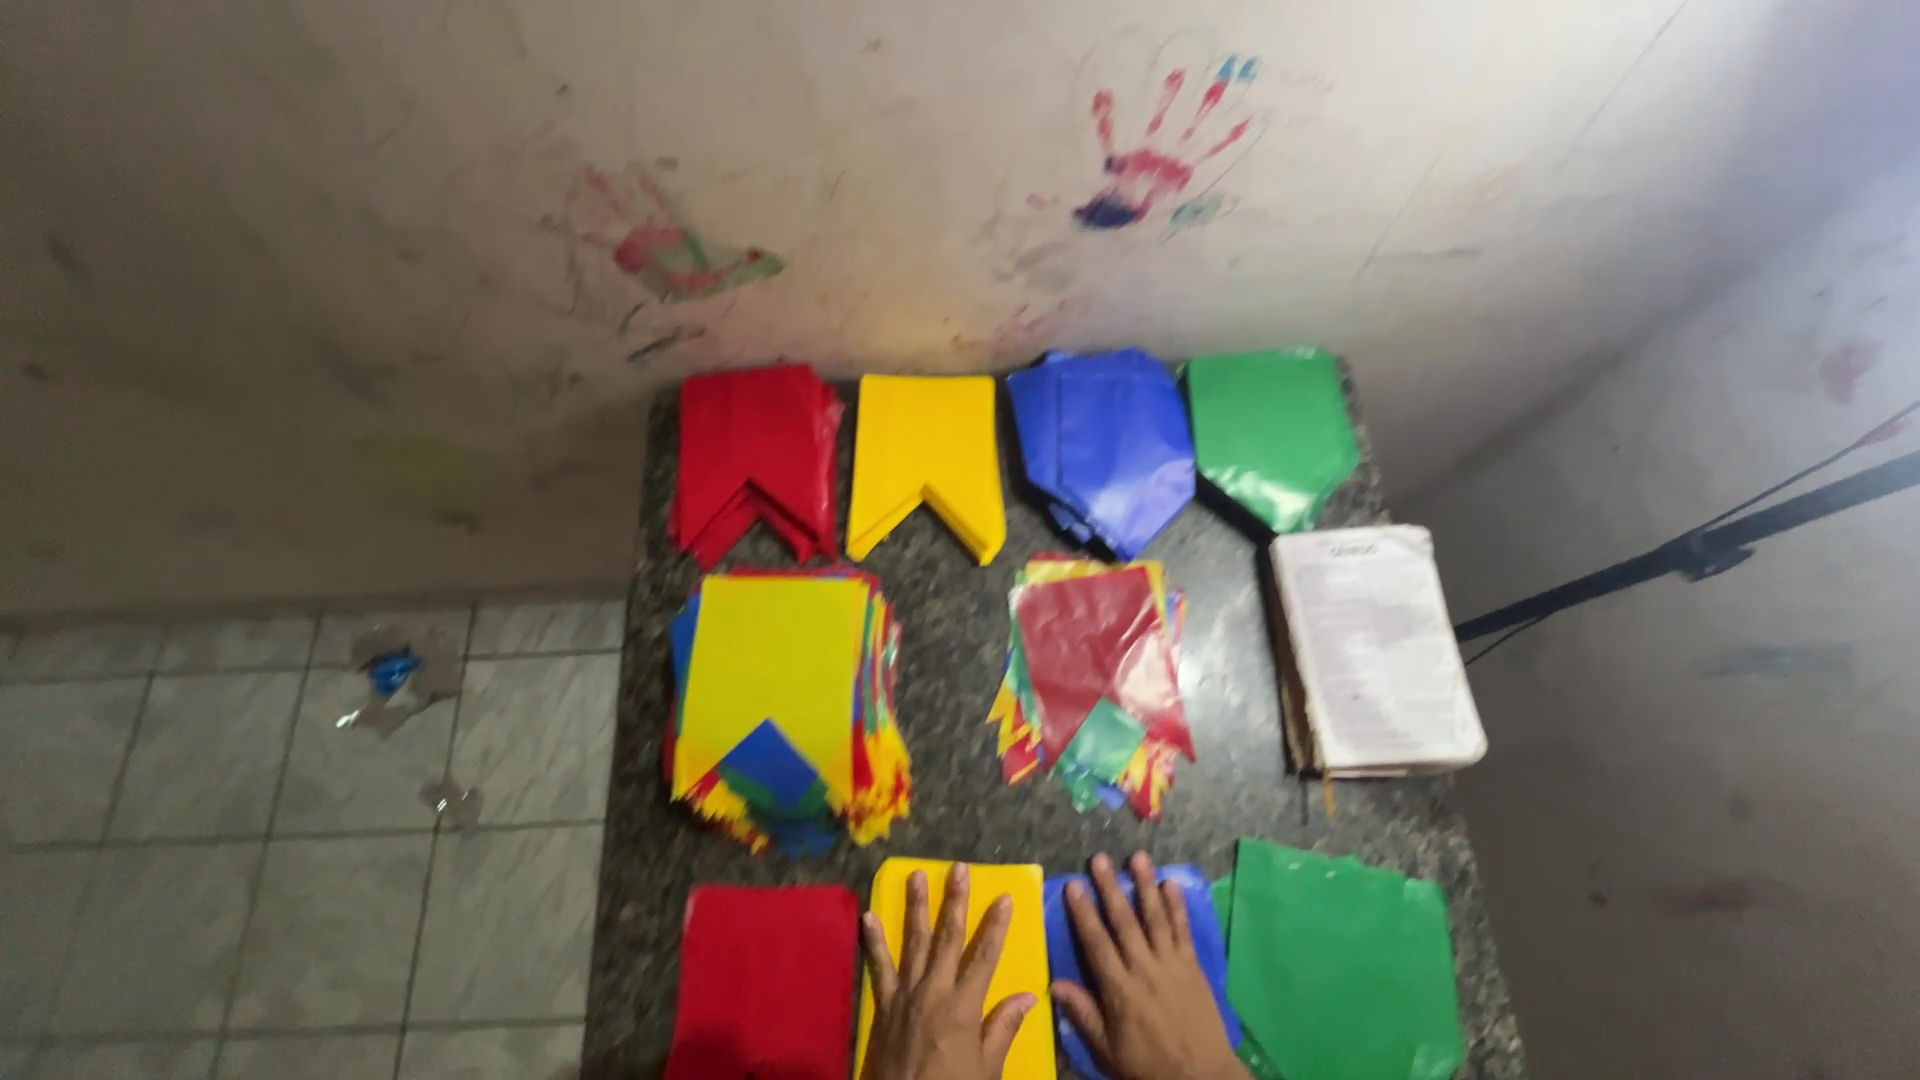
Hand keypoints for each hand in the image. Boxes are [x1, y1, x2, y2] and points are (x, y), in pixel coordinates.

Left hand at [861, 863, 1037, 1079]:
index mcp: (964, 1006)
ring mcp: (906, 994)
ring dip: (916, 906)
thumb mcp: (986, 1070)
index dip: (996, 926)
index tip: (1005, 897)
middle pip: (948, 937)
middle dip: (955, 901)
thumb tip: (1028, 996)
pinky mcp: (884, 1005)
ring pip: (913, 941)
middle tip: (958, 868)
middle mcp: (935, 990)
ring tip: (916, 875)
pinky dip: (873, 941)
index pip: (985, 956)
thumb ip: (1003, 1029)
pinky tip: (868, 916)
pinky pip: (878, 967)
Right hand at [1052, 852, 1247, 1079]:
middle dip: (1110, 888)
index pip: (1097, 944)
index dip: (1084, 913)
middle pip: (1124, 922)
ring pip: (1155, 918)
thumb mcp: (1109, 1049)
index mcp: (1120, 990)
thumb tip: (1054, 984)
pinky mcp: (1193, 966)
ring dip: (1145, 886)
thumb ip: (1084, 1014)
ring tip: (1138, 858)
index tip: (1074, 885)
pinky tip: (1171, 883)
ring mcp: (1171, 965)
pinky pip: (1183, 931)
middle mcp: (1144, 969)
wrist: (1202, 1079)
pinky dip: (1178, 906)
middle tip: (1100, 859)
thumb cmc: (1149, 1065)